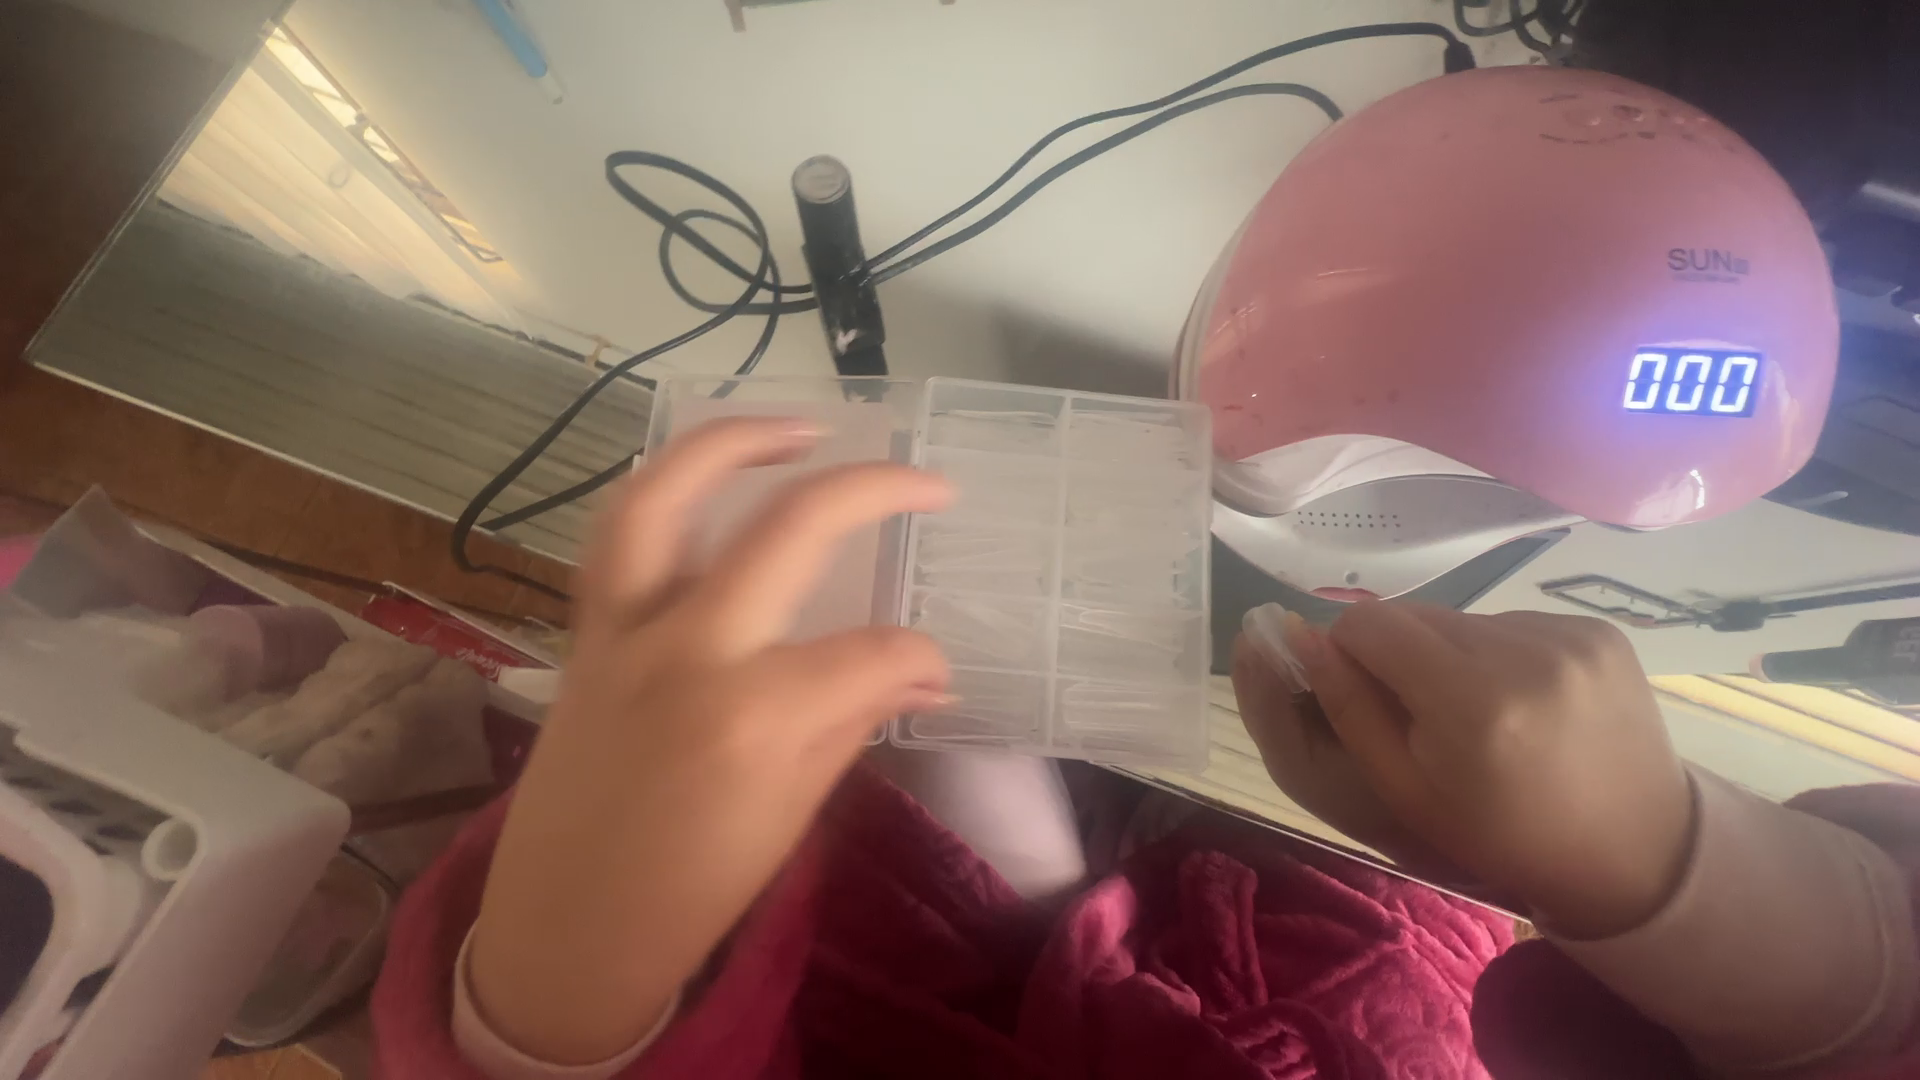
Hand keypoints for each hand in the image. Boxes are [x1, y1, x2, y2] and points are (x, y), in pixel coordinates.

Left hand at [468, 417, 953, 1064]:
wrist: (563, 933)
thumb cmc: (694, 887)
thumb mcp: (798, 807)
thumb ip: (861, 715)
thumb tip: (931, 673)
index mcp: (755, 715)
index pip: (871, 653)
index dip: (918, 656)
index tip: (934, 669)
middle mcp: (688, 649)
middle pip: (790, 529)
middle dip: (872, 490)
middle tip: (925, 483)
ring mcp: (625, 630)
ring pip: (665, 494)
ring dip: (734, 442)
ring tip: (798, 426)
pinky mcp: (586, 633)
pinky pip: (618, 535)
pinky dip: (666, 489)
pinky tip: (712, 482)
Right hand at [1234, 602, 1694, 938]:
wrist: (1637, 852)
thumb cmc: (1498, 830)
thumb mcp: (1401, 785)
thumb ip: (1346, 704)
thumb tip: (1299, 636)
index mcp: (1471, 700)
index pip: (1367, 623)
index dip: (1349, 651)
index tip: (1367, 693)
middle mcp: (1524, 652)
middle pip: (1412, 614)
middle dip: (1398, 653)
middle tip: (1424, 710)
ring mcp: (1569, 636)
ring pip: (1457, 617)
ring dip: (1446, 651)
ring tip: (1478, 707)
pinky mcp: (1596, 630)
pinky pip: (1504, 620)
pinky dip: (1494, 651)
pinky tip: (1518, 697)